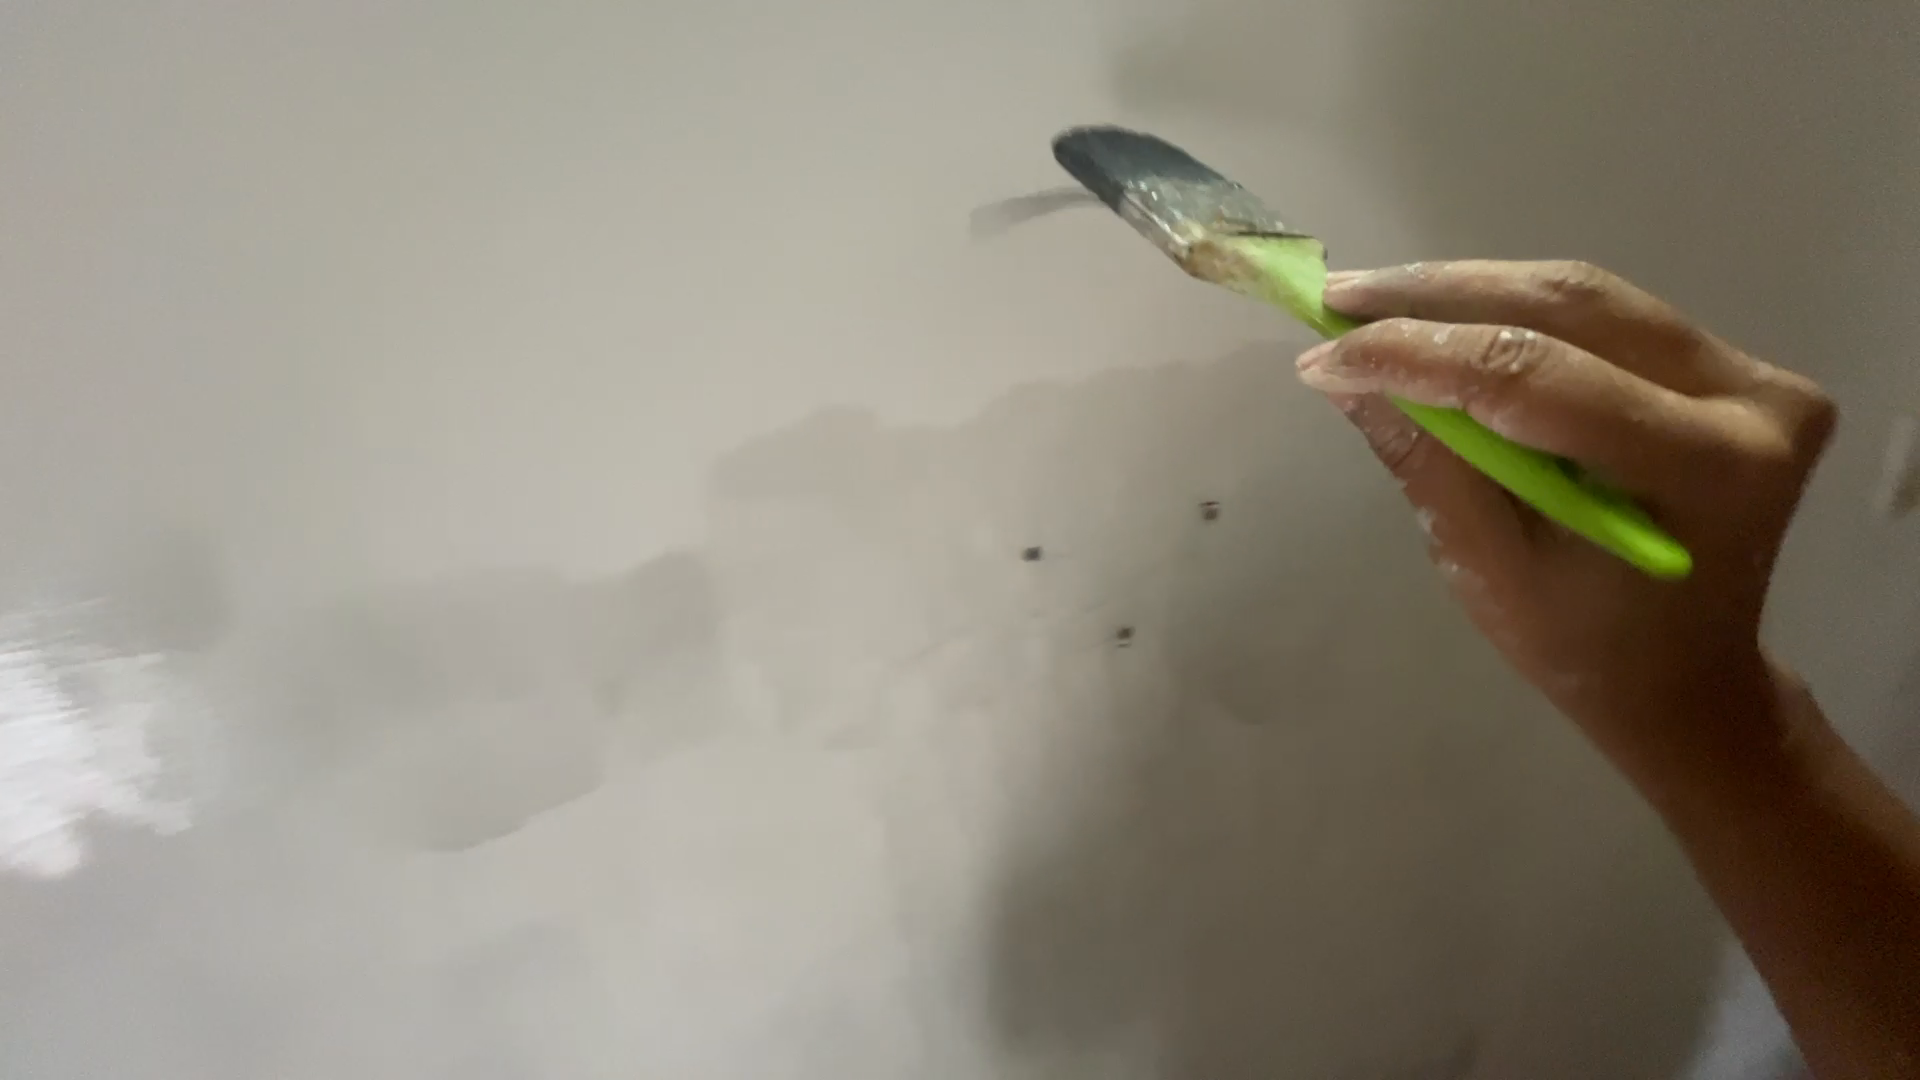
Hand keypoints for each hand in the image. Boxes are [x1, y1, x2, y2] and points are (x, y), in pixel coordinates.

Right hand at [1297, 261, 1835, 773]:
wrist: (1679, 667)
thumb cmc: (1574, 639)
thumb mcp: (1481, 561)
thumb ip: (1423, 459)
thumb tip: (1342, 378)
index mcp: (1699, 467)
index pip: (1528, 376)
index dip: (1412, 355)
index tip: (1321, 359)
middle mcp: (1747, 396)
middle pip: (1566, 305)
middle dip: (1433, 295)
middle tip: (1336, 298)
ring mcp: (1746, 370)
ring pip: (1579, 294)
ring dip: (1460, 289)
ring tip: (1367, 297)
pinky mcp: (1721, 364)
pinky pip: (1595, 314)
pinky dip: (1499, 308)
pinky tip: (1433, 313)